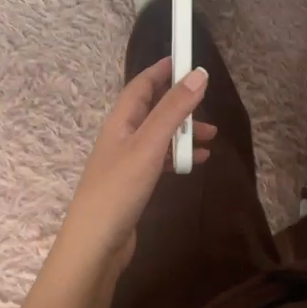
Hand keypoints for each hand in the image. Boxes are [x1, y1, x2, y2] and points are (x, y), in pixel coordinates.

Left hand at [54, 56, 217, 274]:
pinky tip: (198, 162)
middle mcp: (122, 137)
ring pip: (160, 135)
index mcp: (120, 121)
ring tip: (211, 136)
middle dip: (180, 103)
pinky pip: (161, 160)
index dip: (161, 70)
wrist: (95, 248)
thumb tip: (199, 73)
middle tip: (207, 101)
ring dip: (184, 132)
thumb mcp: (149, 145)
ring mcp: (127, 162)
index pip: (141, 85)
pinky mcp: (134, 185)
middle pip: (152, 108)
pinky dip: (179, 156)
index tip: (185, 59)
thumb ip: (174, 109)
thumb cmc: (118, 189)